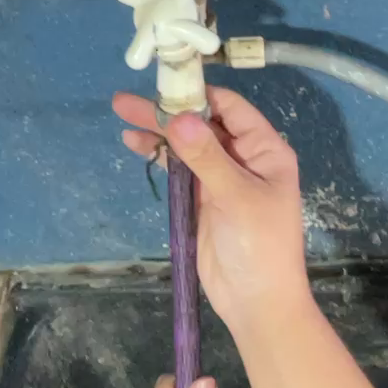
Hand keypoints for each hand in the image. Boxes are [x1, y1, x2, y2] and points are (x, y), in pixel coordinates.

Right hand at [114, 87, 309, 328]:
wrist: (257, 304)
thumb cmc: (260, 246)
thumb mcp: (236, 197)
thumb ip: (206, 157)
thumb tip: (180, 117)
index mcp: (264, 150)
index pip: (230, 108)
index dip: (198, 94)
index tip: (163, 84)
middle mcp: (244, 157)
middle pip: (203, 123)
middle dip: (168, 112)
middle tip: (126, 101)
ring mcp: (221, 177)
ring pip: (187, 143)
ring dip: (159, 131)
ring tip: (123, 116)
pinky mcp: (202, 197)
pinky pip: (179, 167)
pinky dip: (159, 155)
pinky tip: (136, 143)